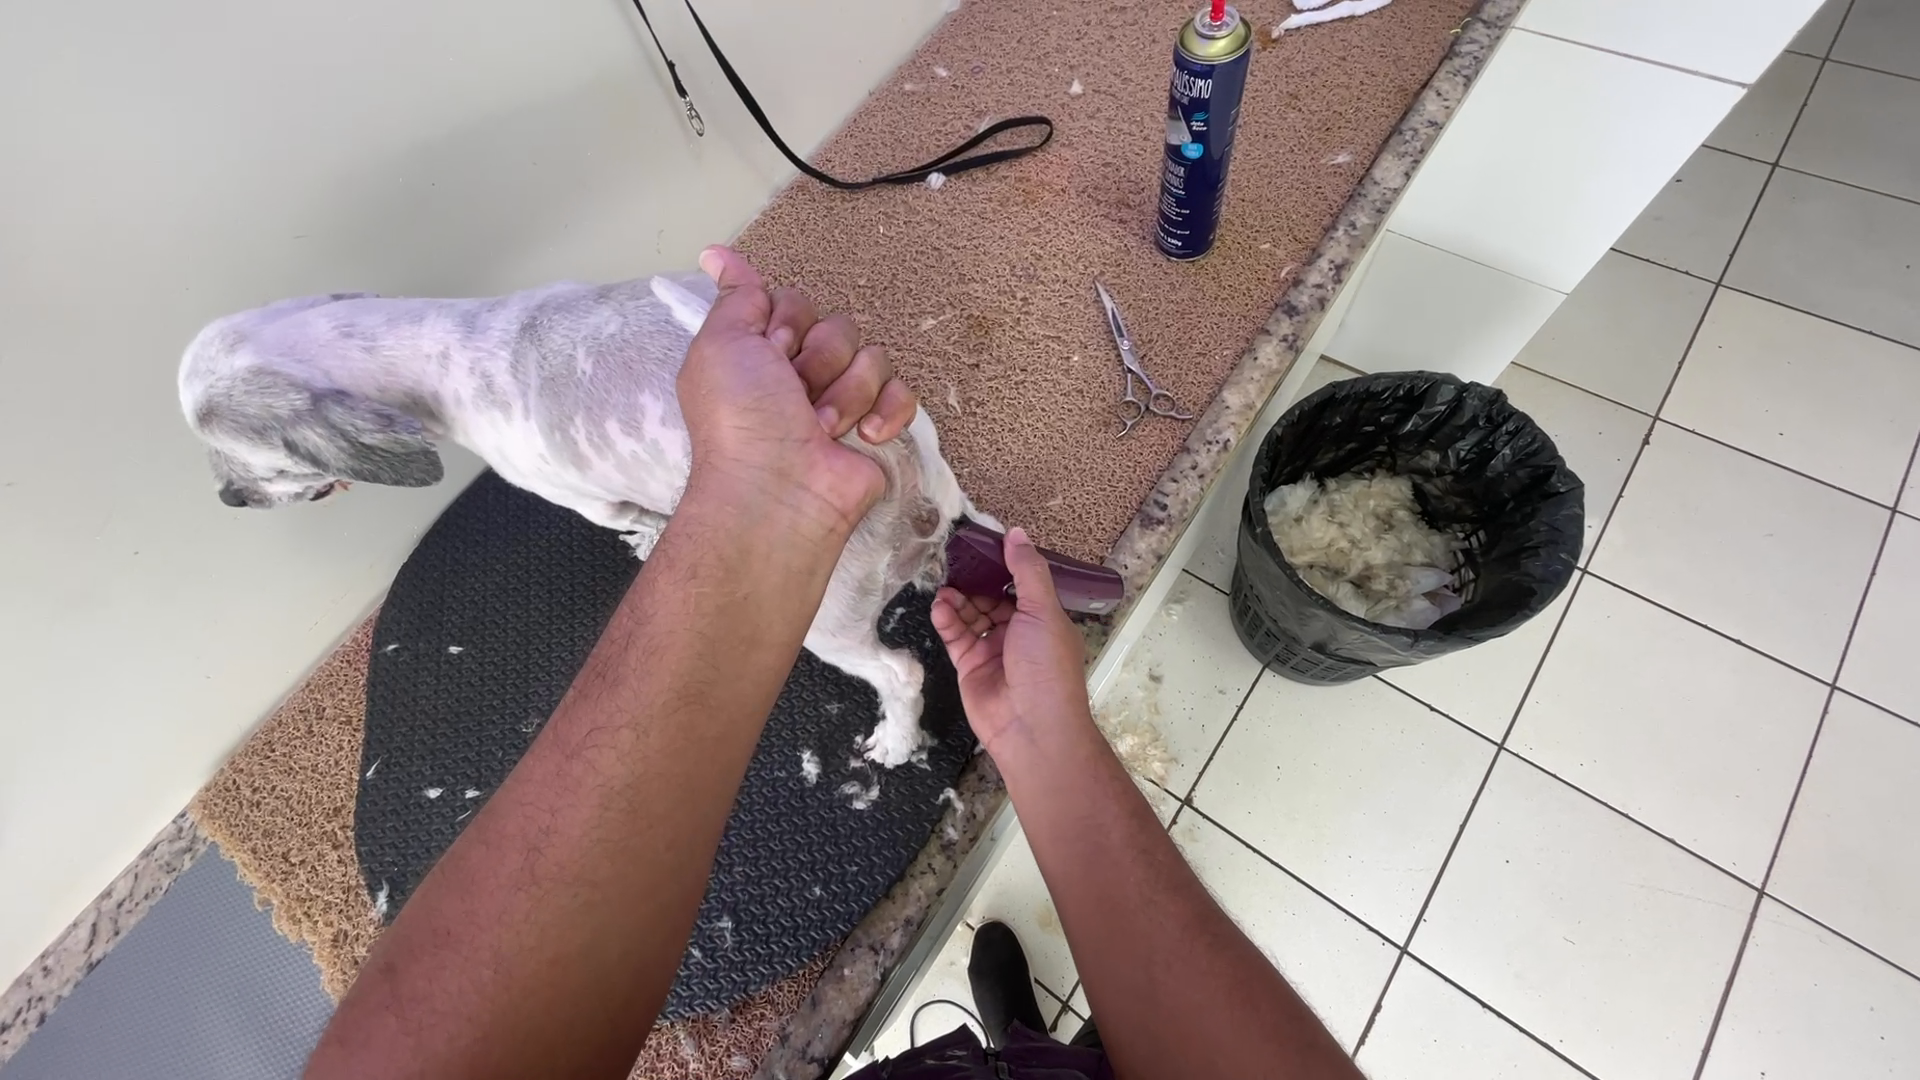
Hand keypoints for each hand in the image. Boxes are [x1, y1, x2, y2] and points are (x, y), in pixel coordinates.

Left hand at [676, 246, 917, 538]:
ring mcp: (846, 401)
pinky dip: (887, 413)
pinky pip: (903, 393)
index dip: (787, 322)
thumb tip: (716, 253)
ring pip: (873, 357)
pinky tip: (864, 437)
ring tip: (822, 428)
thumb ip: (735, 298)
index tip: (770, 352)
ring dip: (846, 393)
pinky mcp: (880, 426)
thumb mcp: (720, 344)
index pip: (796, 302)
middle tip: (796, 395)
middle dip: (819, 359)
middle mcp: (804, 374)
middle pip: (838, 326)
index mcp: (764, 353)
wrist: (780, 490)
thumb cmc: (742, 419)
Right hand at [931, 528, 1092, 754]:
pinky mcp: (969, 665)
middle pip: (991, 598)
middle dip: (974, 582)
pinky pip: (955, 636)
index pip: (1020, 584)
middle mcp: (1018, 632)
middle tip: (953, 562)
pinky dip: (946, 620)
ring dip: (957, 600)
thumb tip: (1016, 533)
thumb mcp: (1042, 611)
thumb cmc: (1045, 665)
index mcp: (1042, 618)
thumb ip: (1026, 571)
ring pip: (970, 615)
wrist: (1031, 727)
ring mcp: (992, 649)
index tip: (981, 544)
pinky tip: (939, 607)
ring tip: (944, 588)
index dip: (1002, 565)